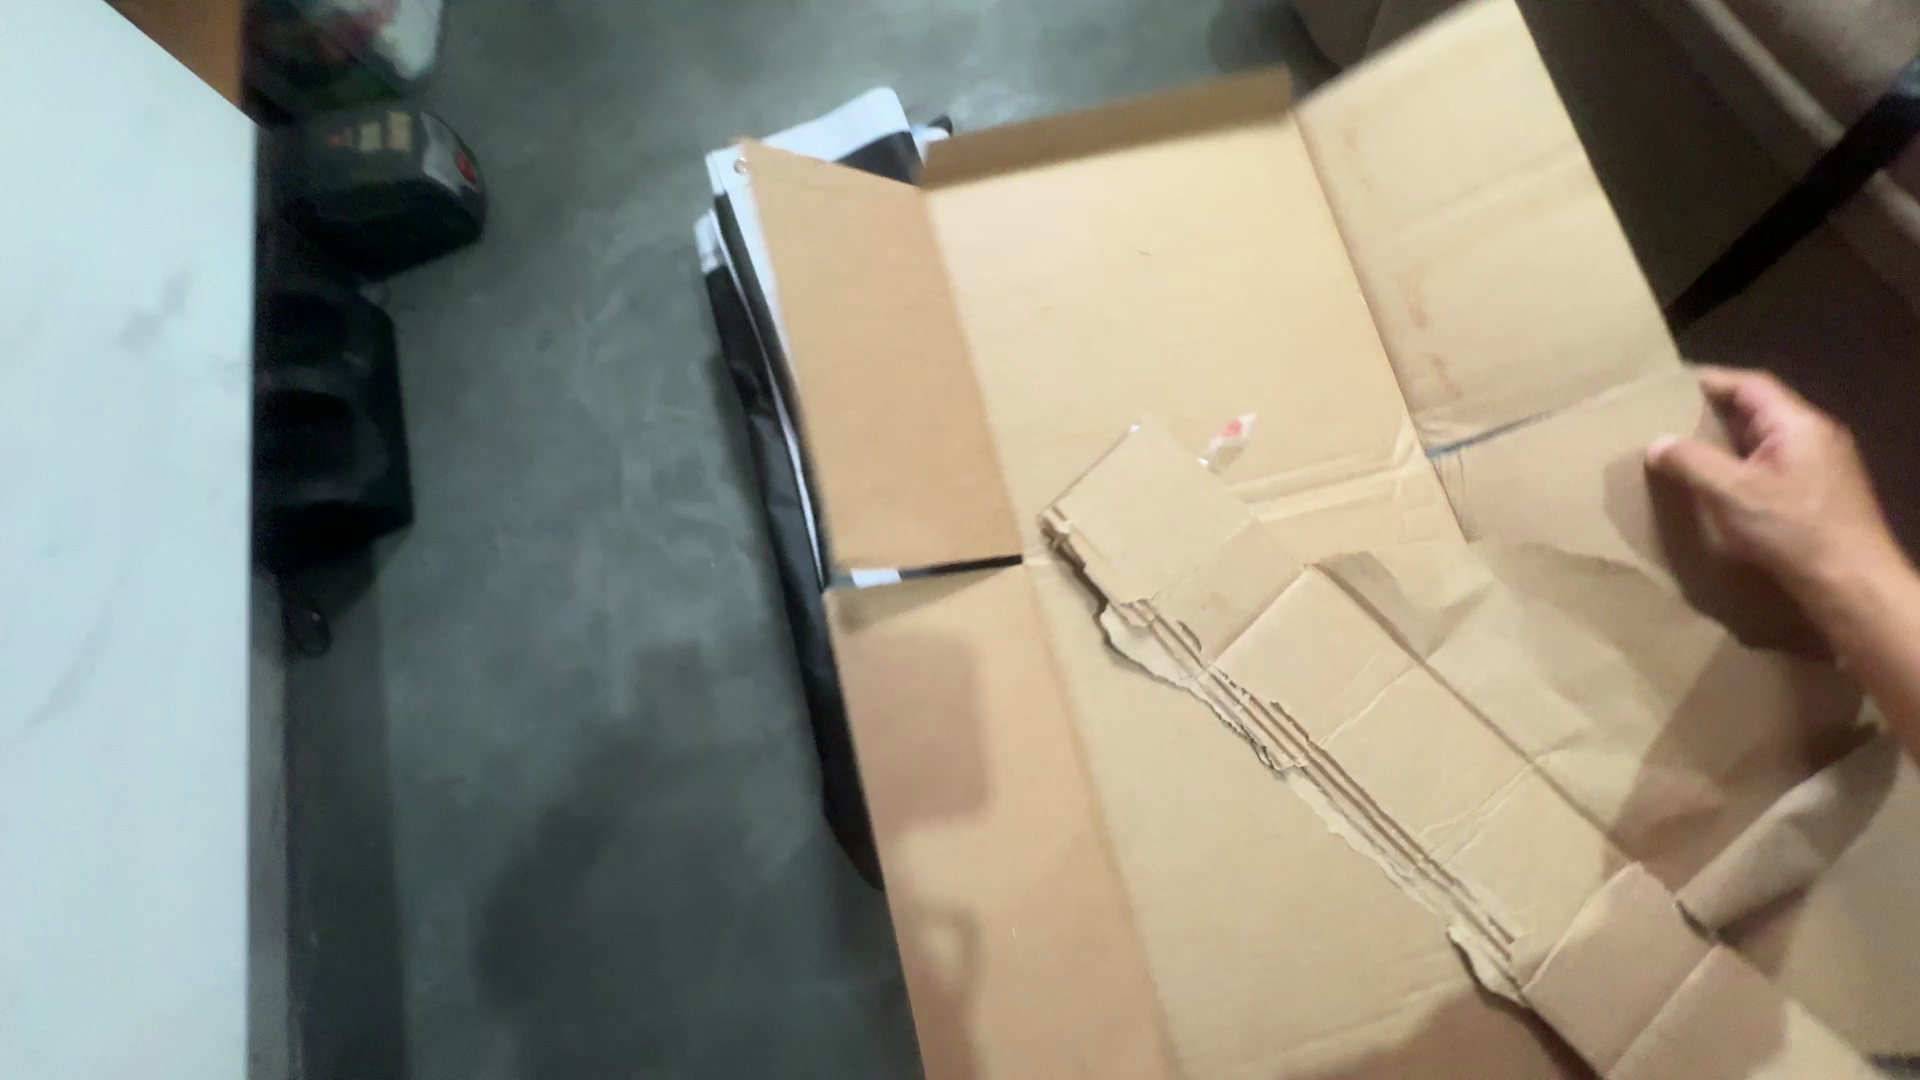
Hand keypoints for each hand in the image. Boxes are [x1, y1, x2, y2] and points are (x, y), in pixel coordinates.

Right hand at [1644, 367, 1902, 613]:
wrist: (1848, 577)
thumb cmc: (1791, 528)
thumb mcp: (1730, 492)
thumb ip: (1691, 461)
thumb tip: (1658, 443)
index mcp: (1799, 426)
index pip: (1752, 386)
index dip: (1711, 380)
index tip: (1669, 385)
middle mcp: (1814, 436)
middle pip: (1758, 408)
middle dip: (1711, 408)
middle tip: (1665, 414)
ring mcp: (1818, 462)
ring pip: (1761, 435)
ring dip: (1721, 435)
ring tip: (1679, 444)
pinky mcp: (1812, 486)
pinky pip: (1765, 458)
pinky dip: (1733, 458)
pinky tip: (1710, 476)